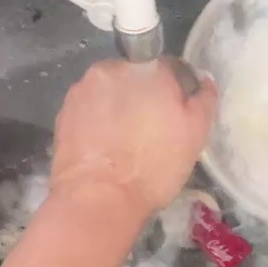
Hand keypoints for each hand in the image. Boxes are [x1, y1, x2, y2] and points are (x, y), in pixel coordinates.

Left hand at [50, 59, 217, 226]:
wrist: (98, 198)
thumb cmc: (153, 168)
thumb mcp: (195, 137)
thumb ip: (203, 101)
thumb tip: (203, 81)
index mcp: (152, 69)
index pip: (171, 69)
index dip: (177, 93)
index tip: (177, 117)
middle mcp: (115, 68)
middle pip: (137, 77)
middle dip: (144, 97)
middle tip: (150, 132)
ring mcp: (85, 88)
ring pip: (110, 92)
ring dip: (118, 107)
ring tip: (123, 142)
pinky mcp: (64, 110)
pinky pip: (89, 108)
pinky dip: (97, 120)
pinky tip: (103, 147)